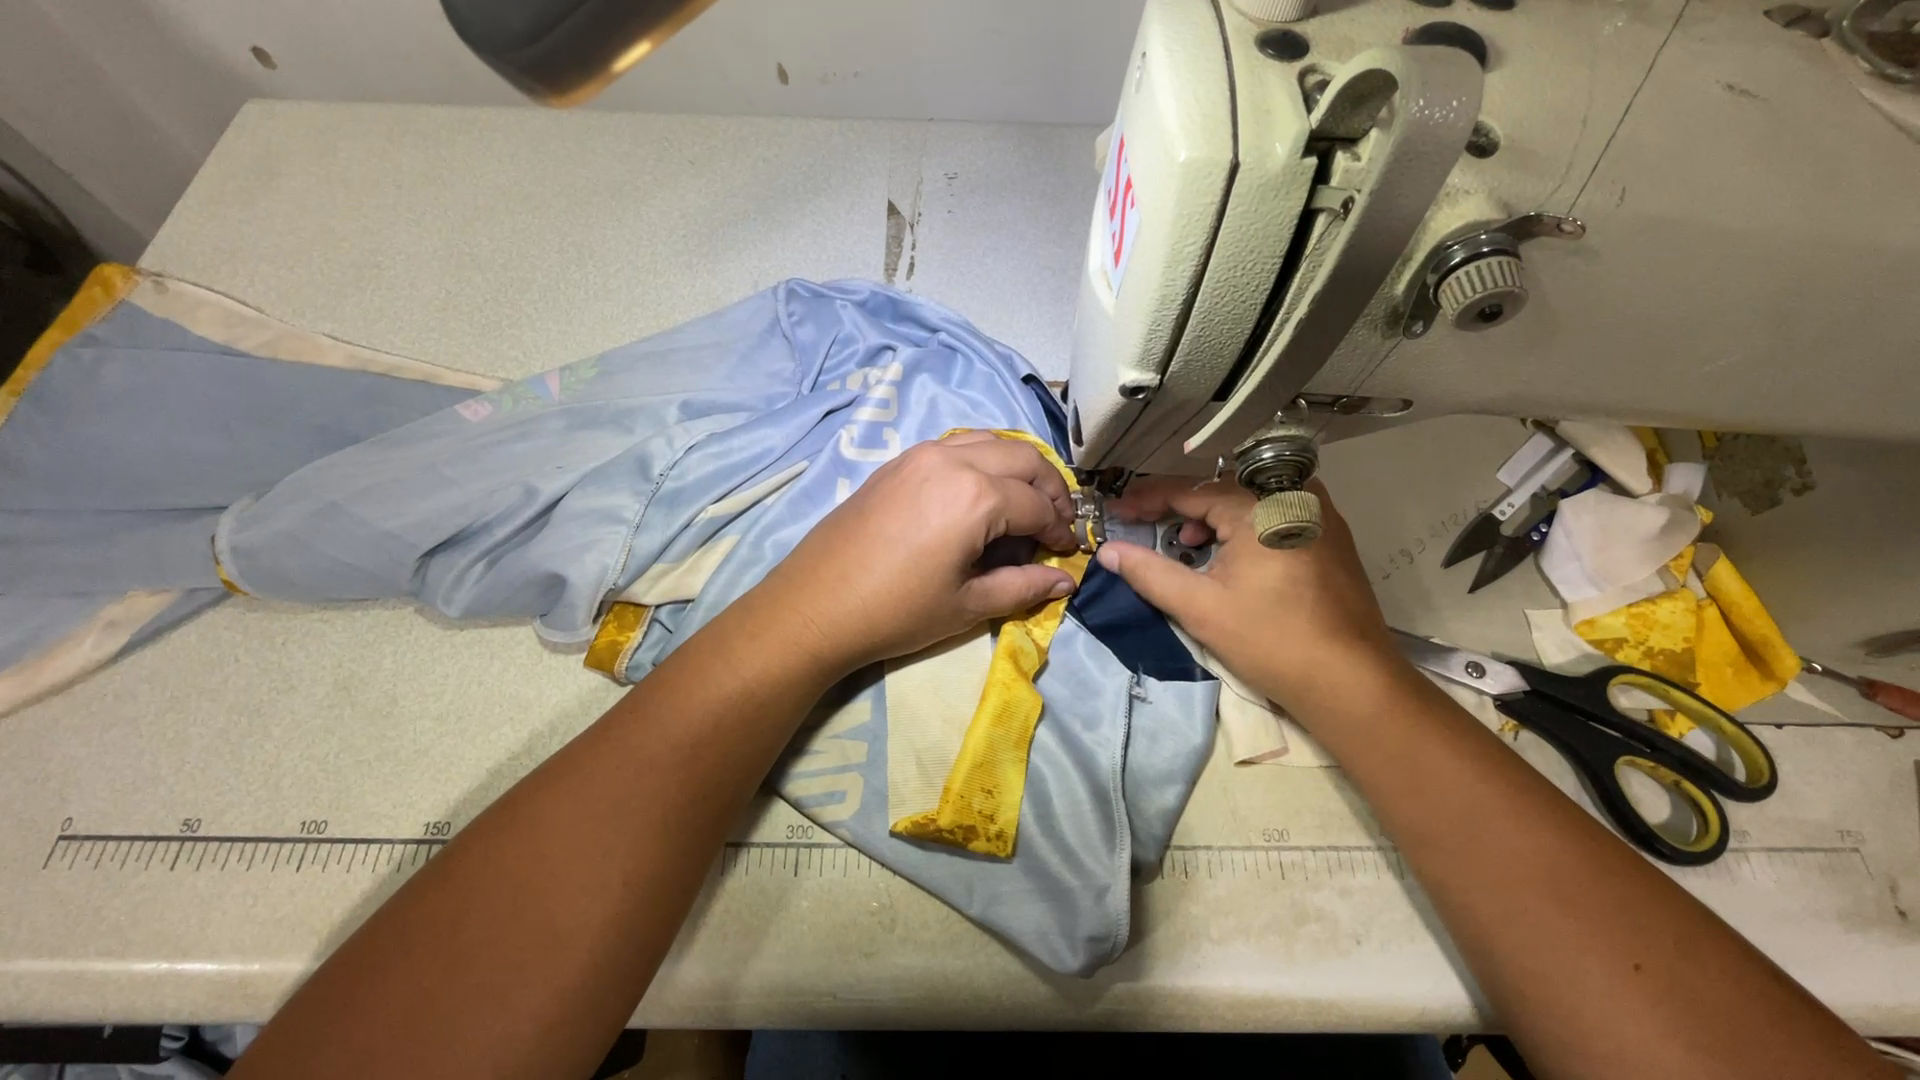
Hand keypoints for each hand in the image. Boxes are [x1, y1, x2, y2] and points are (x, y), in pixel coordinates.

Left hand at [758, 432, 1079, 672]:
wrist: (816, 606)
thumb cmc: (896, 612)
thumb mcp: (968, 605)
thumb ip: (1024, 586)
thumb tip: (1066, 580)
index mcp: (976, 495)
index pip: (1037, 505)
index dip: (1060, 530)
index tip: (1067, 552)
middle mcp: (953, 460)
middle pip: (1023, 459)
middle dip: (1050, 489)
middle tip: (1056, 524)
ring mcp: (921, 454)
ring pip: (990, 442)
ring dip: (1018, 468)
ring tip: (1024, 505)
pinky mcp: (898, 461)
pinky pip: (957, 445)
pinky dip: (983, 459)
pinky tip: (981, 493)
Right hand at [1096, 477, 1405, 715]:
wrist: (1351, 679)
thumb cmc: (1270, 640)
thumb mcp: (1199, 607)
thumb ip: (1148, 572)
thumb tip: (1108, 551)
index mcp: (1259, 504)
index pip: (1188, 490)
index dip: (1146, 500)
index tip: (1116, 512)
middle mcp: (1294, 494)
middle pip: (1220, 489)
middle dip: (1179, 507)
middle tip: (1145, 527)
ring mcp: (1320, 512)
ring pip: (1249, 499)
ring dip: (1213, 516)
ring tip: (1189, 543)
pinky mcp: (1332, 534)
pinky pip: (1276, 512)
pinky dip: (1244, 525)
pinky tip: (1231, 555)